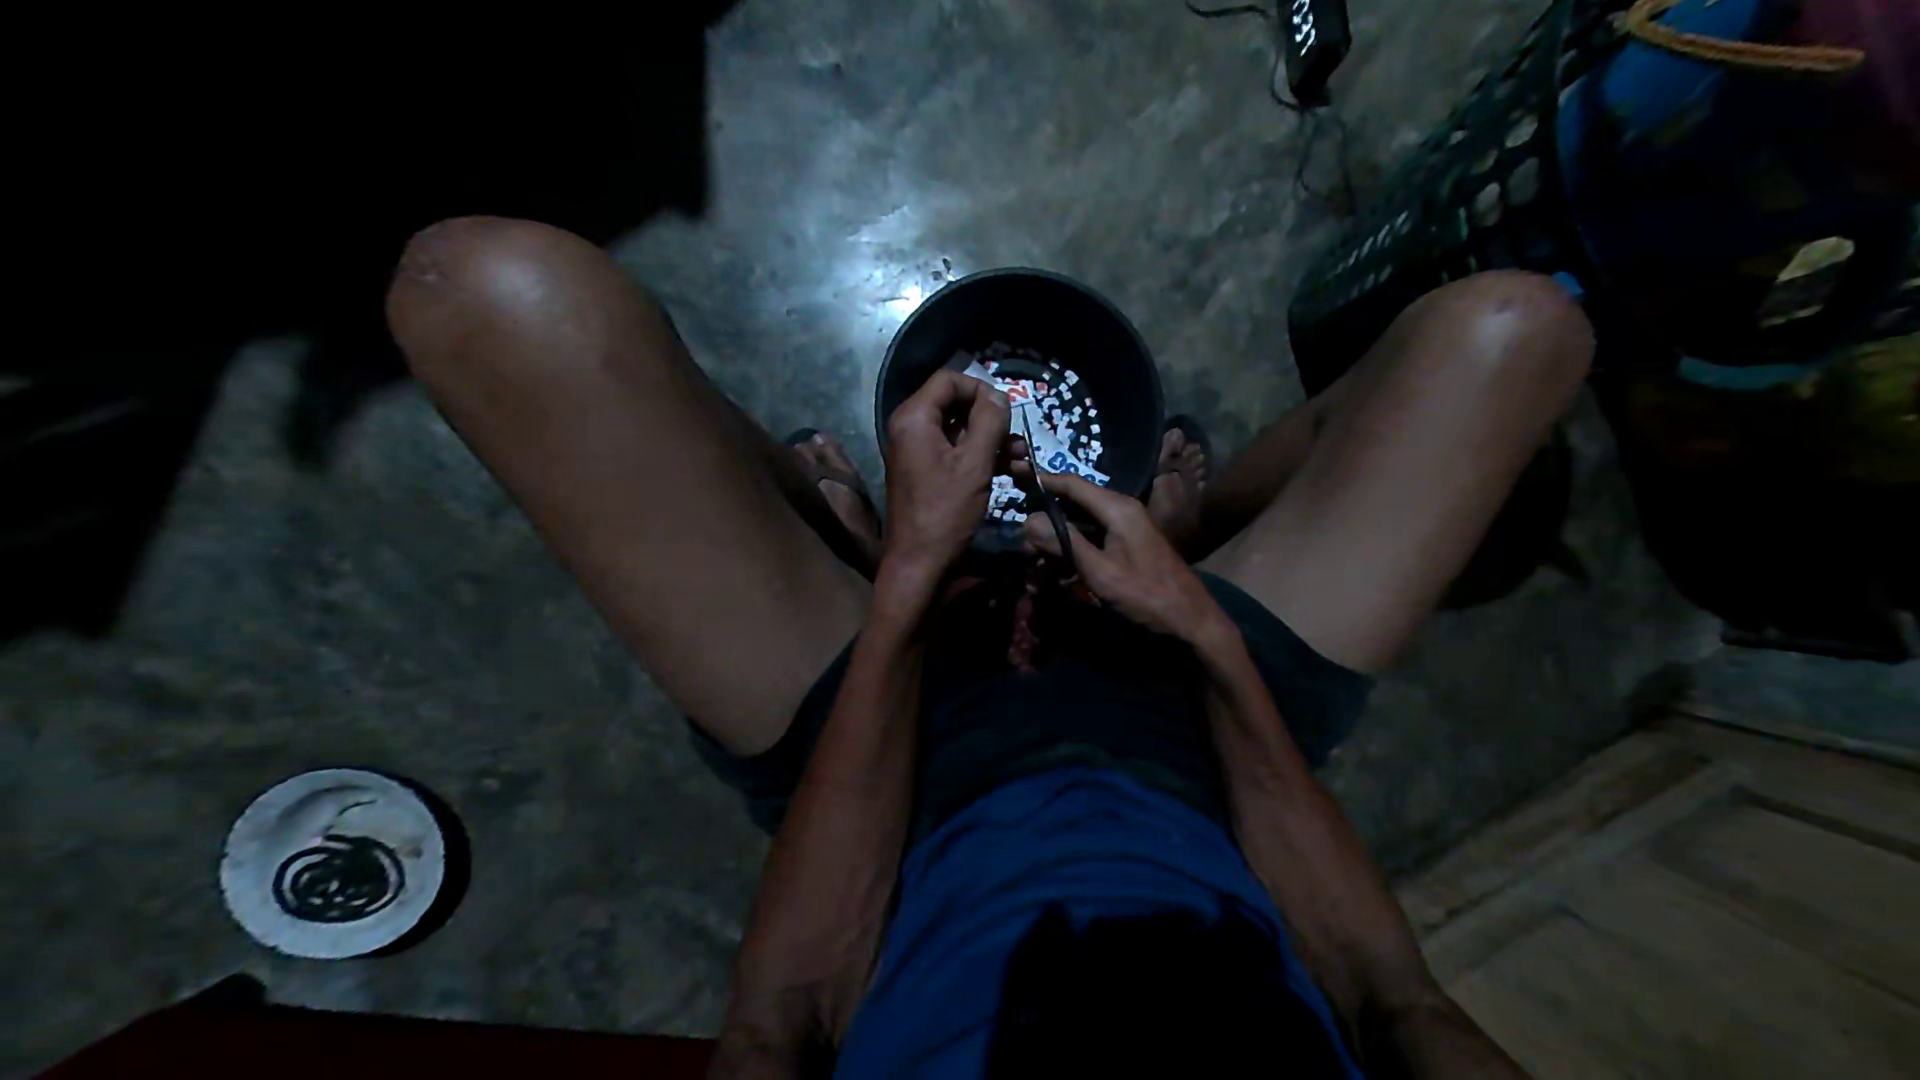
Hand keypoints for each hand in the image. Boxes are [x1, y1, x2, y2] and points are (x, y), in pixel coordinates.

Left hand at [881, 369, 1009, 584]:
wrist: (920, 563)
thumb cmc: (946, 512)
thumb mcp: (975, 464)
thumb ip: (989, 422)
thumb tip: (999, 395)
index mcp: (914, 418)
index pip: (949, 379)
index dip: (980, 389)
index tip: (1005, 413)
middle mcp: (909, 428)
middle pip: (953, 402)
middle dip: (988, 416)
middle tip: (1014, 436)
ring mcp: (915, 450)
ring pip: (957, 428)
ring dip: (989, 437)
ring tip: (1019, 455)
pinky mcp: (924, 471)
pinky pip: (953, 449)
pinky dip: (978, 454)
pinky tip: (1007, 467)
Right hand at [1021, 471, 1234, 647]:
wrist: (1189, 619)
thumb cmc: (1145, 593)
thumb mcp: (1099, 571)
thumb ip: (1064, 543)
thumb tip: (1028, 521)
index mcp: (1117, 508)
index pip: (1072, 483)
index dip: (1041, 479)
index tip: (1013, 472)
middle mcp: (1122, 510)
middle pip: (1073, 503)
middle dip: (1044, 519)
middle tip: (1022, 542)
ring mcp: (1126, 527)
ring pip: (1080, 523)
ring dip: (1056, 540)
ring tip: (1033, 561)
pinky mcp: (1127, 543)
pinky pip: (1092, 538)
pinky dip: (1073, 550)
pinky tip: (1056, 571)